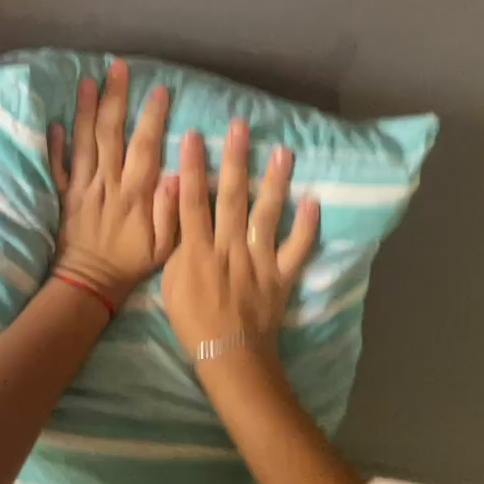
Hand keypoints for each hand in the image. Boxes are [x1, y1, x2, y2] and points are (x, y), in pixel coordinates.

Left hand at [48, 59, 178, 304]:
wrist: (89, 283)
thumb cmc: (131, 263)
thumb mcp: (164, 247)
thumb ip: (171, 210)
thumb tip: (175, 175)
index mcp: (134, 193)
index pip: (144, 146)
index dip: (151, 117)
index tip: (158, 89)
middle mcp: (106, 183)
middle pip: (110, 133)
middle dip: (114, 98)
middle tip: (118, 67)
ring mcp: (82, 187)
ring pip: (83, 142)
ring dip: (85, 110)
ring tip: (87, 80)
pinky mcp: (64, 196)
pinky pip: (57, 167)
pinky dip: (55, 144)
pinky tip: (55, 122)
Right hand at [162, 119, 319, 373]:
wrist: (228, 357)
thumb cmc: (192, 320)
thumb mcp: (168, 282)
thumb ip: (175, 244)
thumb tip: (174, 207)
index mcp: (198, 250)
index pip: (193, 201)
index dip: (192, 166)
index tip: (194, 134)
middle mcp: (229, 248)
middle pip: (231, 197)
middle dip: (235, 159)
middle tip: (241, 127)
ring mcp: (259, 260)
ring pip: (267, 214)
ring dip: (275, 181)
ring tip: (283, 151)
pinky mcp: (282, 275)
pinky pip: (297, 248)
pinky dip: (307, 226)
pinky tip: (314, 200)